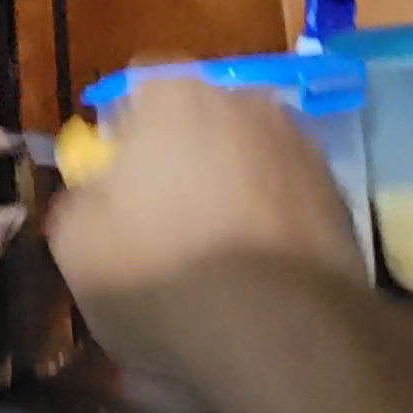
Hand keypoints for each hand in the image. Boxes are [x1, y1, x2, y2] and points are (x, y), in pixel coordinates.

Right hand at [46, 75, 363, 368]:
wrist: (283, 331)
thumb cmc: (164, 274)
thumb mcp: (77, 244)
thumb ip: (80, 197)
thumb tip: (96, 188)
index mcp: (175, 96)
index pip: (141, 81)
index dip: (125, 126)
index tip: (119, 177)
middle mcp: (242, 100)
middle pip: (199, 115)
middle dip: (181, 152)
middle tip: (165, 214)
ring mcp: (296, 140)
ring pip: (246, 149)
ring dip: (230, 181)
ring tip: (219, 248)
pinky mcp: (335, 185)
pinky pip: (286, 186)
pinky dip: (271, 211)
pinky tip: (261, 264)